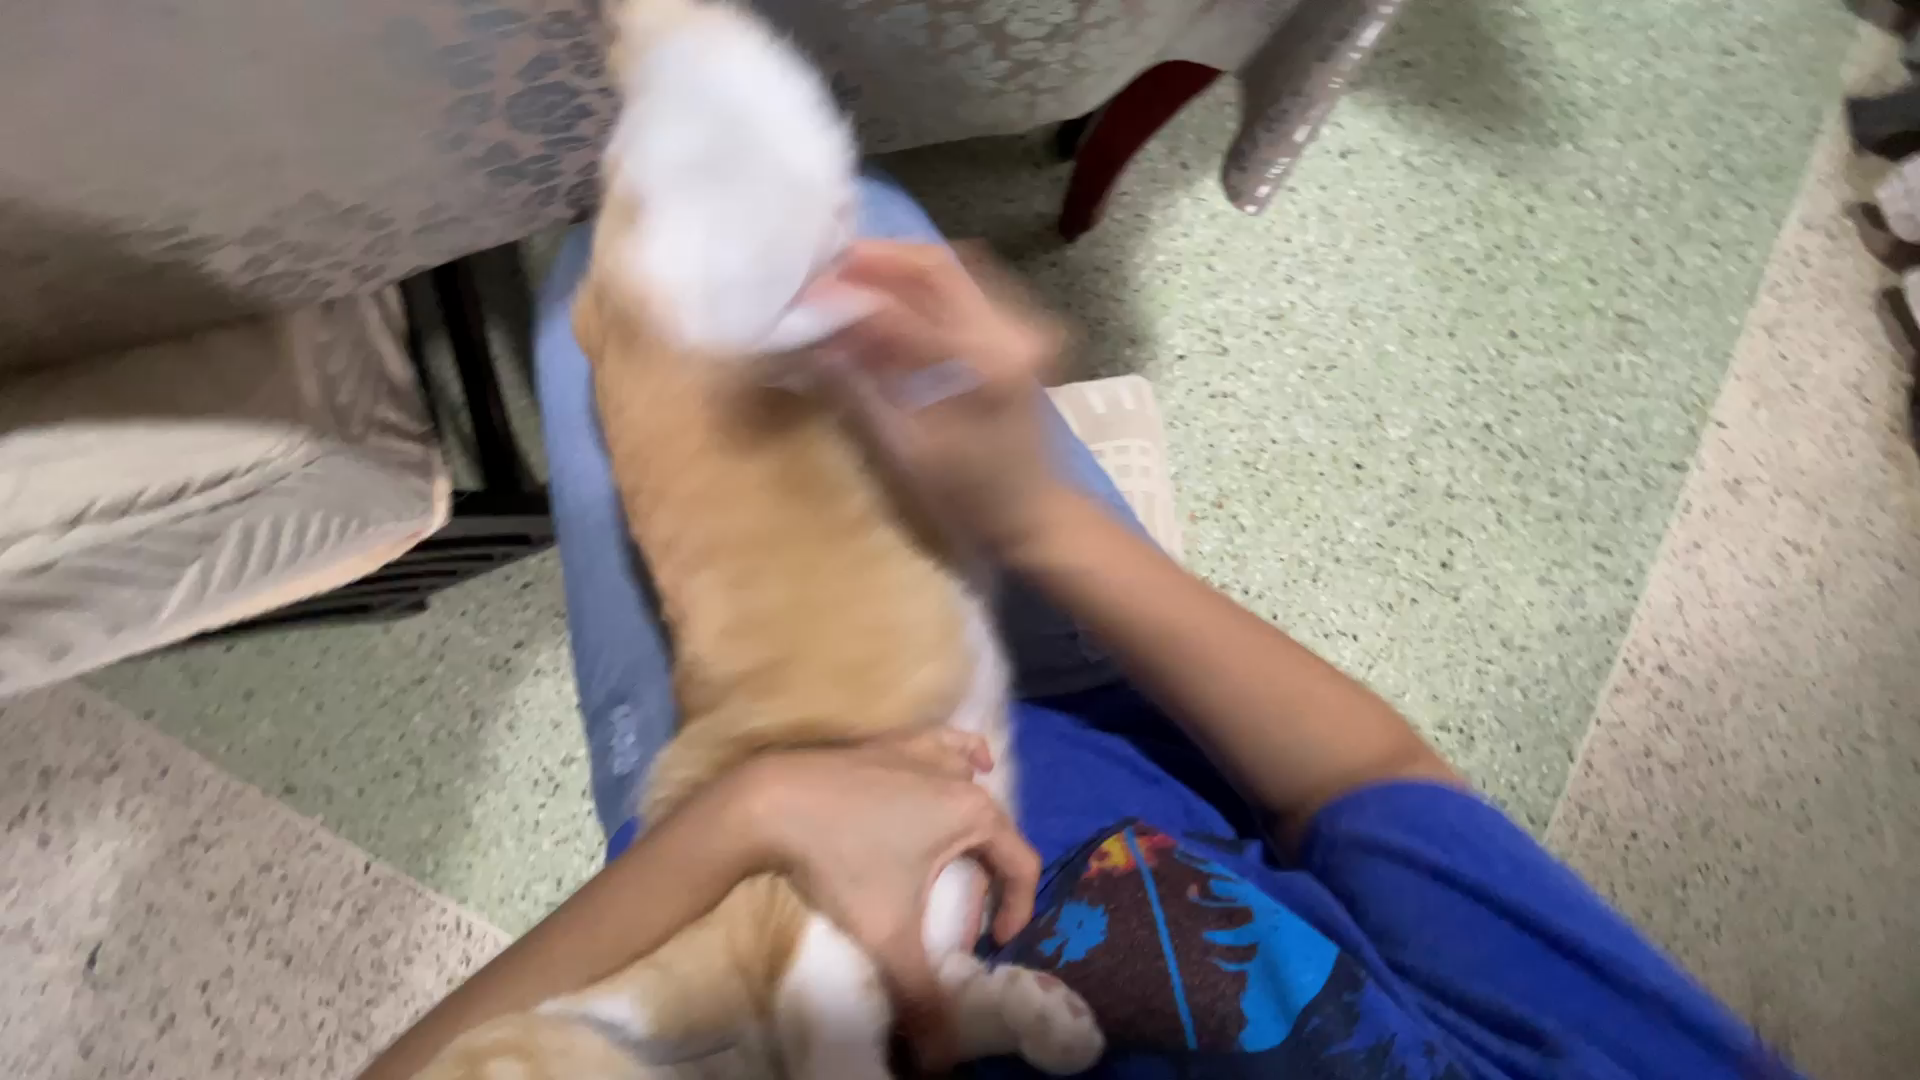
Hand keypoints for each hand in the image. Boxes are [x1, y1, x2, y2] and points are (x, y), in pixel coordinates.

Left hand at [730, 729, 1040, 1064]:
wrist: (775, 801)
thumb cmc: (842, 859)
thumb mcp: (888, 932)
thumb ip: (922, 997)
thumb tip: (939, 1064)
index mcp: (973, 813)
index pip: (1021, 864)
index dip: (1017, 910)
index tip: (991, 943)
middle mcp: (960, 774)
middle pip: (996, 831)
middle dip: (989, 877)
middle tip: (964, 912)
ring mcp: (926, 749)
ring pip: (974, 783)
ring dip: (979, 821)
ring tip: (965, 852)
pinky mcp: (896, 740)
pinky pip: (947, 744)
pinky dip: (963, 756)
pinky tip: (966, 763)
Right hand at [801, 240, 1074, 555]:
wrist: (1036, 514)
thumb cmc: (973, 499)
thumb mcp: (909, 450)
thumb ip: (861, 388)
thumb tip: (813, 339)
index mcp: (986, 363)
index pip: (906, 307)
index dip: (849, 295)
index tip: (802, 296)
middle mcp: (1011, 331)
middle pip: (935, 265)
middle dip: (874, 262)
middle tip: (823, 273)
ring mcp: (1019, 329)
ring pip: (949, 273)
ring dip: (895, 272)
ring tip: (845, 286)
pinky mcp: (1017, 335)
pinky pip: (961, 294)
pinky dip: (918, 295)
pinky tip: (883, 310)